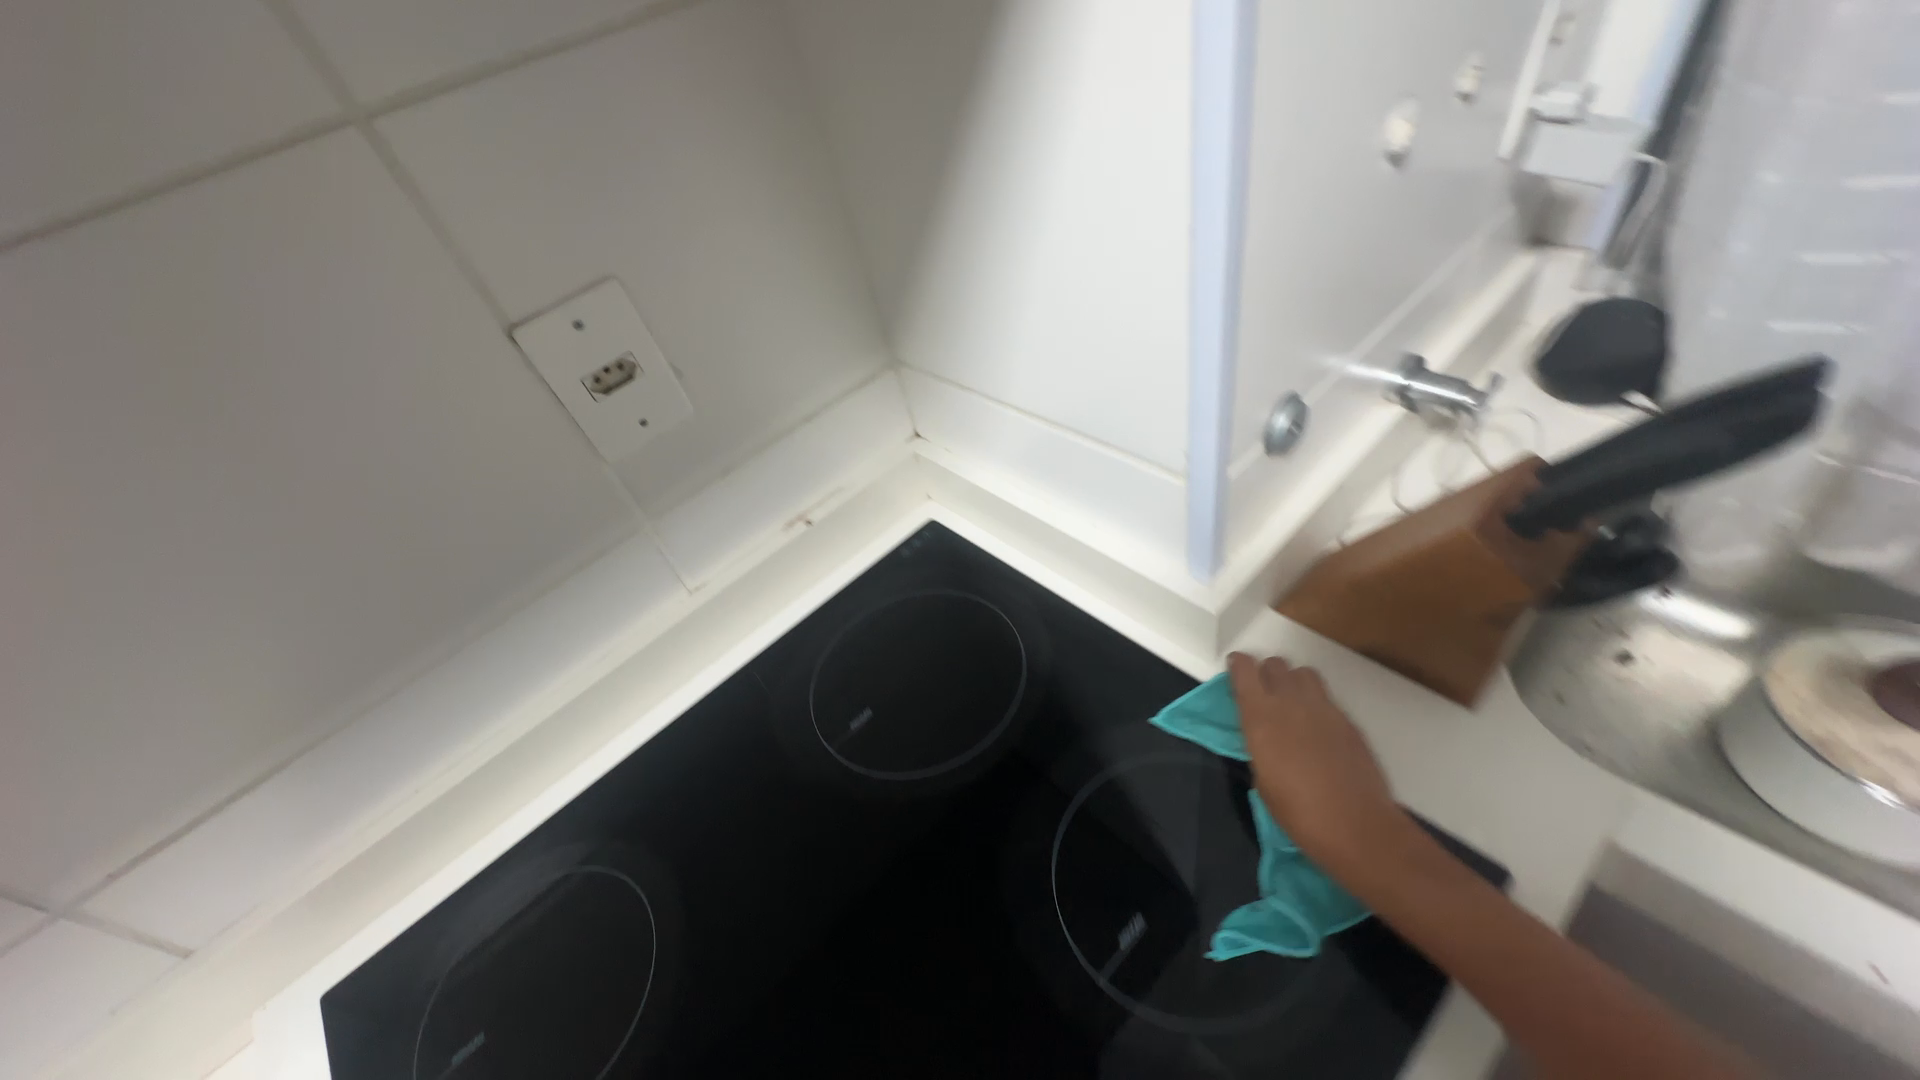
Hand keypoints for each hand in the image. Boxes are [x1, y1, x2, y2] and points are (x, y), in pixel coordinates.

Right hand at [1226, 652, 1410, 872]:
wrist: (1355, 826)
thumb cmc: (1297, 812)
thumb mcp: (1262, 778)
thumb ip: (1260, 745)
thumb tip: (1264, 737)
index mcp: (1260, 717)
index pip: (1245, 671)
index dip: (1238, 666)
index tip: (1235, 670)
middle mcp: (1291, 703)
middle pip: (1276, 664)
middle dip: (1266, 673)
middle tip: (1263, 693)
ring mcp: (1324, 709)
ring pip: (1304, 674)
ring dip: (1293, 682)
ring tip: (1292, 705)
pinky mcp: (1348, 721)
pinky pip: (1326, 698)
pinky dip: (1316, 704)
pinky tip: (1317, 730)